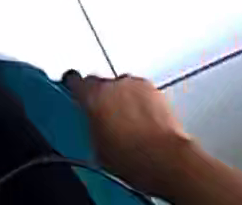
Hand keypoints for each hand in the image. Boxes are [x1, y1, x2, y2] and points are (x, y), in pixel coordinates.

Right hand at [65, 72, 197, 196]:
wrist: (168, 161)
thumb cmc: (136, 160)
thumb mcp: (99, 150)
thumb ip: (90, 127)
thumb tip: (92, 127)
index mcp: (92, 96)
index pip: (74, 81)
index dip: (73, 87)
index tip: (74, 91)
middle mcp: (111, 84)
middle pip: (99, 82)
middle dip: (101, 96)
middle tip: (106, 117)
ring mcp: (133, 84)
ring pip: (120, 85)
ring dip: (122, 97)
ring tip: (130, 122)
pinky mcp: (152, 88)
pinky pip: (140, 89)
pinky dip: (140, 100)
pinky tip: (144, 119)